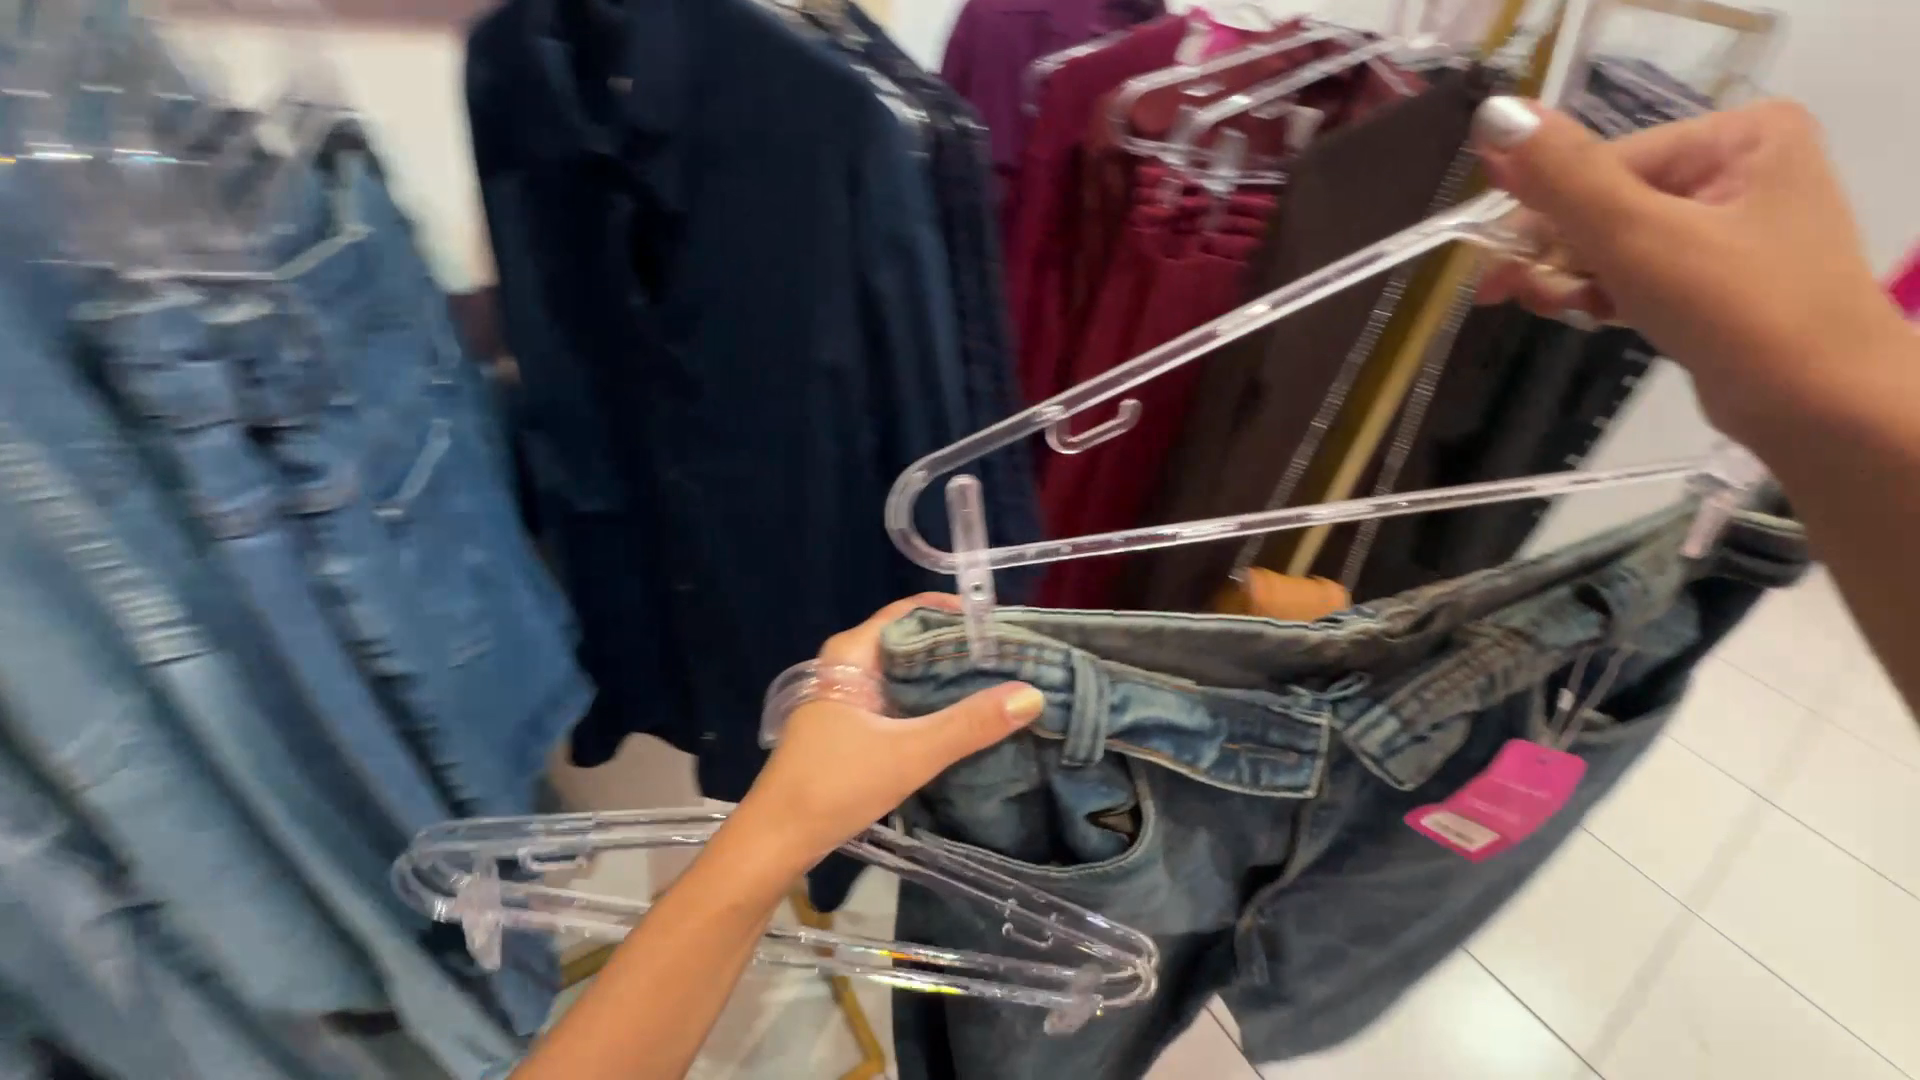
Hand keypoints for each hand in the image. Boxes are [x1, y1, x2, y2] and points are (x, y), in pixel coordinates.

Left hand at [726, 595, 1044, 876]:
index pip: (910, 611)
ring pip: (907, 672)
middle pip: (912, 639)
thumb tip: (1032, 694)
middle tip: (1010, 657)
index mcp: (852, 652)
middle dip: (958, 646)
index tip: (1000, 626)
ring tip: (998, 683)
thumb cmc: (835, 785)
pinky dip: (931, 701)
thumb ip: (969, 724)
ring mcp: (849, 695)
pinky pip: (900, 698)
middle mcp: (849, 664)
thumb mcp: (910, 753)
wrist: (777, 839)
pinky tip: (964, 717)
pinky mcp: (854, 723)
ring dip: (946, 676)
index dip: (955, 612)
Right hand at [1470, 97, 1912, 442]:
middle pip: (1598, 206)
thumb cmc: (1733, 309)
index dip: (1537, 223)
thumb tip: (1495, 115)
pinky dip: (1603, 293)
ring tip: (1571, 313)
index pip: (1596, 168)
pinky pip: (1631, 268)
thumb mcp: (1635, 236)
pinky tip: (1601, 316)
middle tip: (1529, 302)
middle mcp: (1735, 165)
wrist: (1816, 402)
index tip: (1495, 278)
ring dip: (1572, 281)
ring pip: (1607, 242)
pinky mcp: (1713, 268)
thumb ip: (1562, 177)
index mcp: (1733, 136)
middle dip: (1556, 259)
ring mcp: (1727, 219)